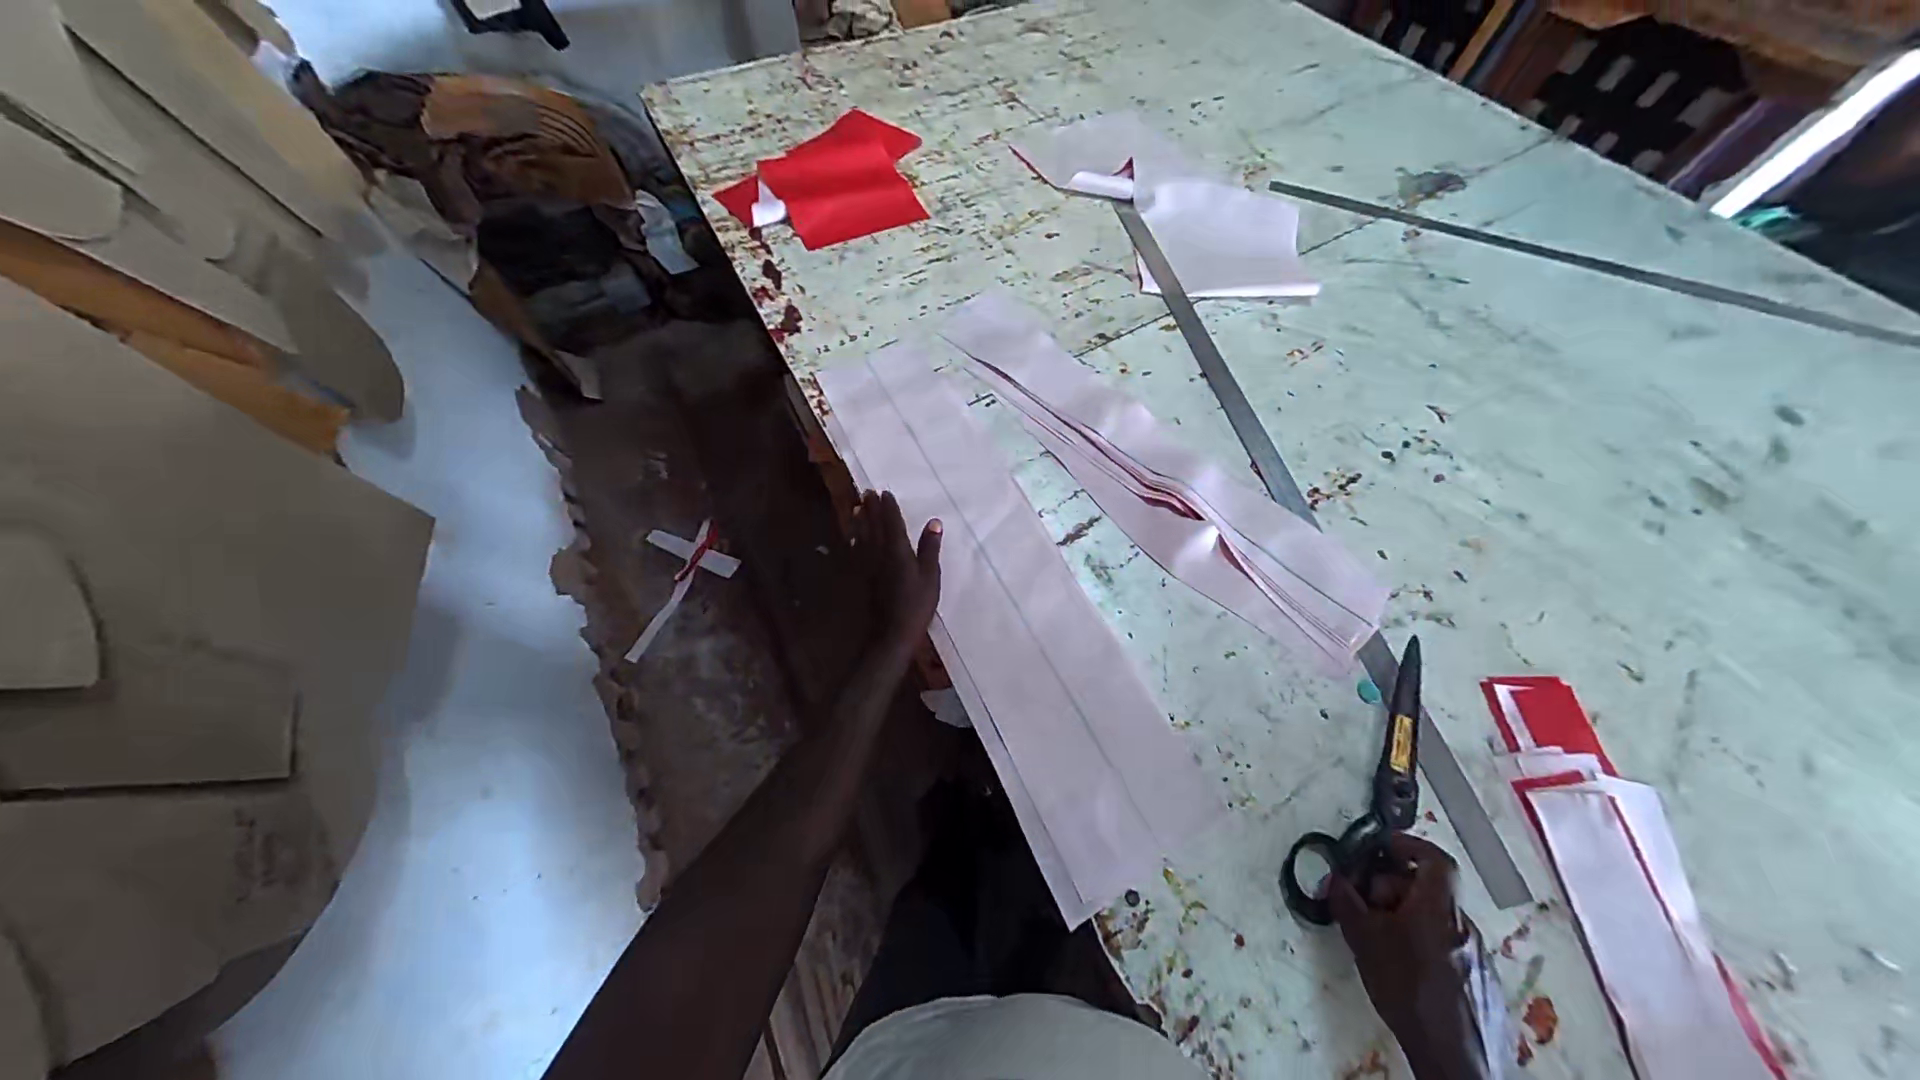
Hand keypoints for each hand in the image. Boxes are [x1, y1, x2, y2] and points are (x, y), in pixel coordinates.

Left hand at [853, 490, 940, 648]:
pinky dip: (853, 539)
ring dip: (860, 520)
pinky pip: (855, 551)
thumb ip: (930, 548)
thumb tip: (934, 522)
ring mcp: (867, 566)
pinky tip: (852, 536)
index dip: (889, 507)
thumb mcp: (930, 576)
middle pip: (873, 525)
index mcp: (898, 551)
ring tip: (857, 507)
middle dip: (871, 508)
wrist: (891, 632)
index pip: (892, 523)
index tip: (885, 492)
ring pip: (861, 536)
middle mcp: (879, 553)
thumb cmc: (917, 605)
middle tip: (867, 492)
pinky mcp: (861, 577)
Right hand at [1330, 835, 1493, 1079]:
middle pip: (1430, 890)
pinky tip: (1406, 967)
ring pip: (1438, 918)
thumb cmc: (1408, 991)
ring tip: (1382, 939)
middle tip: (1368, 905)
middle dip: (1394, 888)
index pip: (1436, 859)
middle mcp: (1464, 926)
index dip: (1411, 845)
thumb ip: (1347, 903)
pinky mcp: (1484, 983)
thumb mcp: (1364, 941)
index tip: (1386, 847)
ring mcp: (1479, 956)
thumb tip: (1336, 880)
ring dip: (1408, 917)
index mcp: (1439, 909)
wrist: (1458, 1060)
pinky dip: (1425, 943)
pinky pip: (1449, 945)